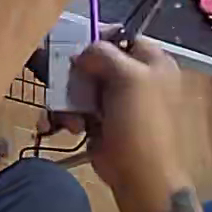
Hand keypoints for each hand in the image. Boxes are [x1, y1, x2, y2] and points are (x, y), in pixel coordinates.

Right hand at [59, 38, 189, 207]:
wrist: (139, 175)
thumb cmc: (140, 122)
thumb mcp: (129, 77)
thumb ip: (104, 53)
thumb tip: (83, 53)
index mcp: (152, 62)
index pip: (122, 36)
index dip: (98, 38)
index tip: (76, 45)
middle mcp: (135, 78)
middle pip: (94, 62)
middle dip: (75, 75)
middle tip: (65, 84)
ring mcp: (116, 101)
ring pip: (80, 86)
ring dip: (67, 100)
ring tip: (69, 119)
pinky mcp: (99, 121)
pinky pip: (74, 108)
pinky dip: (64, 116)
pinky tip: (59, 127)